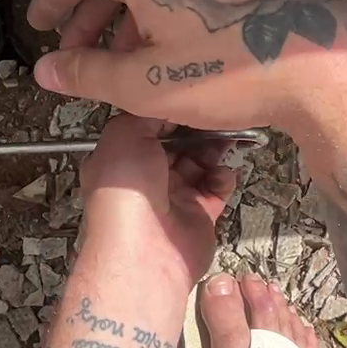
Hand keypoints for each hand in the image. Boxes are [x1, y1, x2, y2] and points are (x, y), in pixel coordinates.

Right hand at [26, 0, 346, 135]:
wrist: (323, 64)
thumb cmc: (229, 71)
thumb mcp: (142, 84)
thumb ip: (87, 73)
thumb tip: (46, 69)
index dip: (50, 1)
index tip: (38, 24)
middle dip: (89, 19)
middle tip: (75, 55)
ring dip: (126, 22)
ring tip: (120, 66)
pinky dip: (161, 18)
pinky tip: (168, 55)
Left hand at [78, 113, 236, 284]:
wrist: (144, 250)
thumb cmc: (123, 195)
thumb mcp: (124, 134)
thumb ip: (146, 113)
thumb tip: (165, 108)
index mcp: (120, 159)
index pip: (148, 128)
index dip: (169, 113)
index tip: (189, 97)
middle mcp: (144, 180)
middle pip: (178, 144)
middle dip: (197, 130)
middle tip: (215, 116)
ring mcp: (172, 198)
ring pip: (200, 164)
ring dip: (214, 150)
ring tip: (226, 140)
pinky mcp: (197, 216)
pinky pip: (216, 189)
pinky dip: (223, 178)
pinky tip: (222, 172)